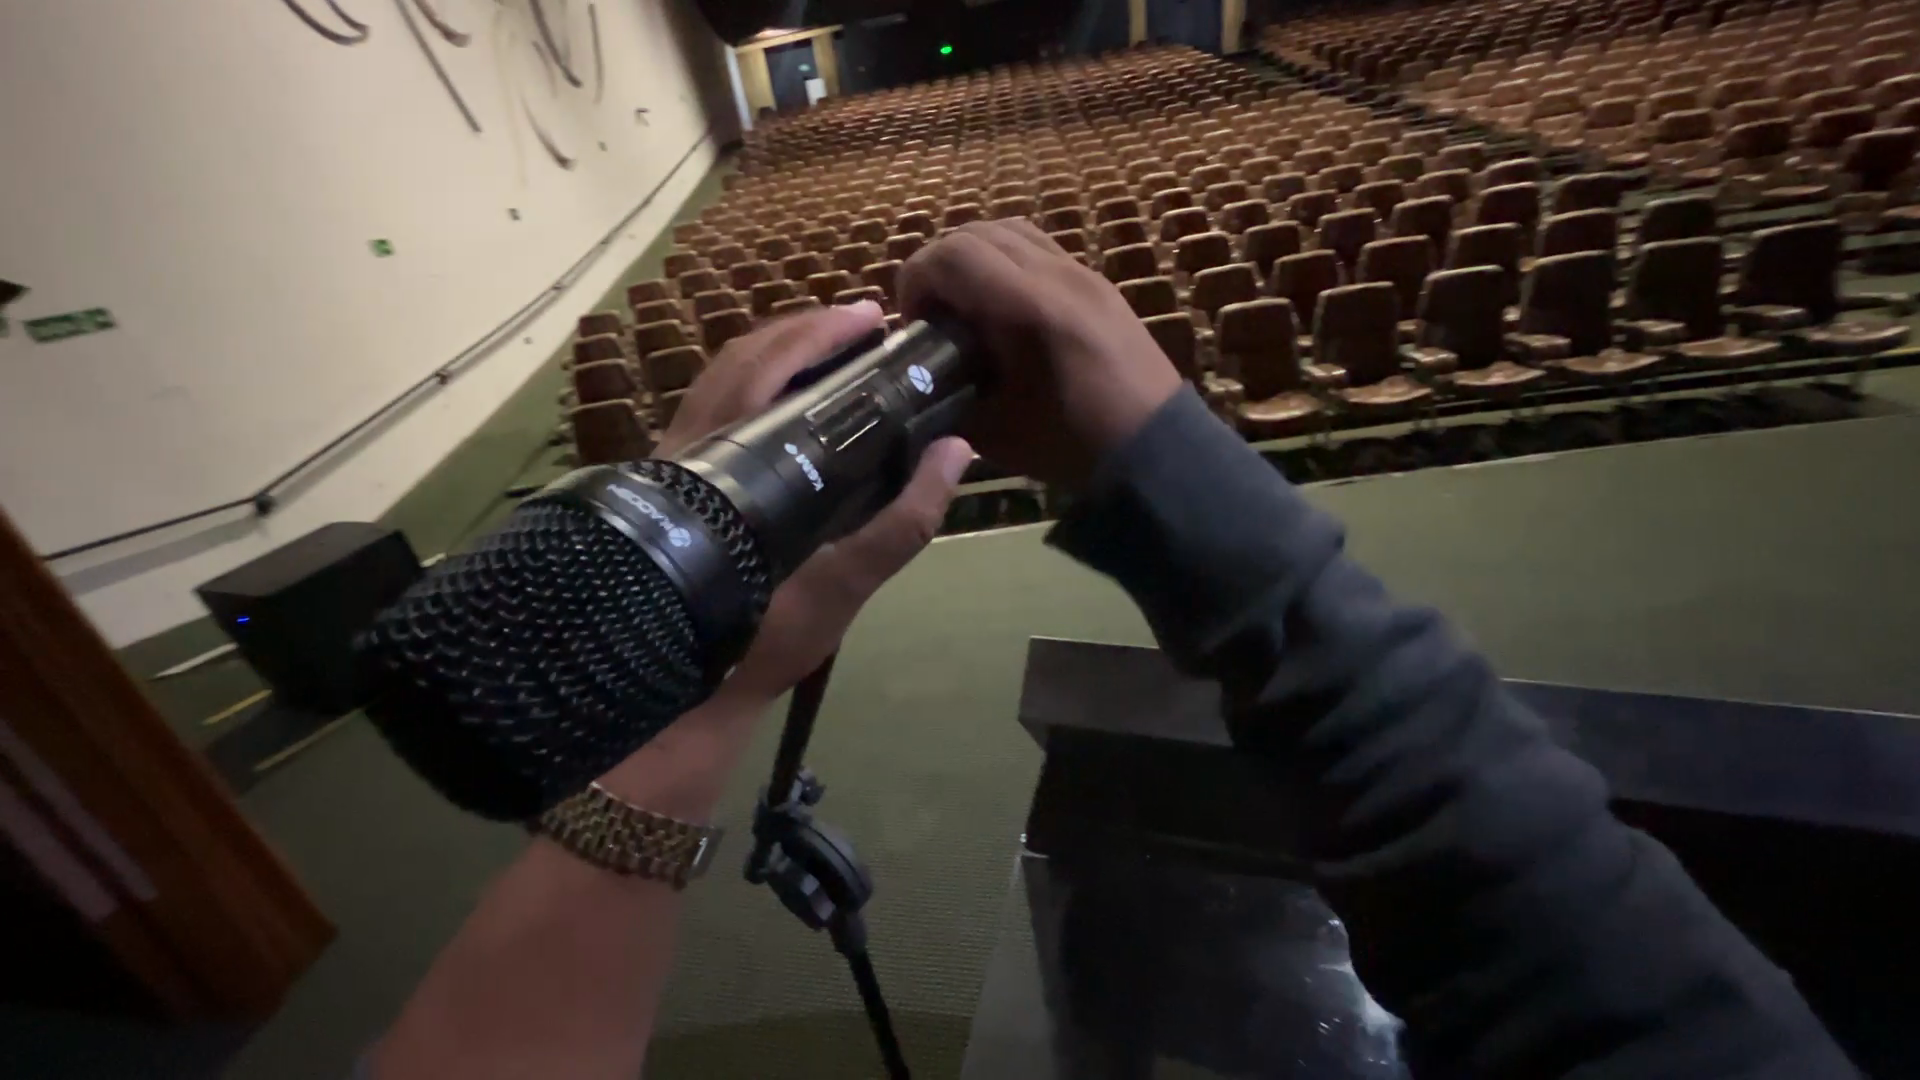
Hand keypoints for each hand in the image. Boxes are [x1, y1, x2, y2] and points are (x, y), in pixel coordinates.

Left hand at [655, 300, 973, 706]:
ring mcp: (675, 460)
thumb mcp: (845, 585)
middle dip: (804, 333)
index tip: (873, 319)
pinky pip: (715, 408)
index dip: (822, 334)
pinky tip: (792, 402)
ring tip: (835, 354)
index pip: (772, 365)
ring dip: (778, 355)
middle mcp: (693, 445)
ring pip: (722, 379)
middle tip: (862, 326)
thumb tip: (955, 453)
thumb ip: (902, 523)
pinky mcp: (674, 481)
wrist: (684, 685)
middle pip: (742, 358)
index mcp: (731, 462)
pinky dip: (758, 386)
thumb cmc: (766, 635)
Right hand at [897, 219, 1183, 487]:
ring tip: (965, 305)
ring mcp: (1082, 273)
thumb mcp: (994, 433)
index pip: (952, 255)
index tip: (913, 321)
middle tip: (933, 313)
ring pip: (1012, 231)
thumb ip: (946, 397)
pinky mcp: (1099, 284)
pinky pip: (1041, 249)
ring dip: (974, 257)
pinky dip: (1007, 263)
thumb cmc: (1071, 445)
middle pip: (977, 232)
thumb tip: (920, 380)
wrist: (1153, 447)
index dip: (916, 279)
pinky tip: (1005, 308)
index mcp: (1026, 307)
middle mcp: (1055, 274)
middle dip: (939, 265)